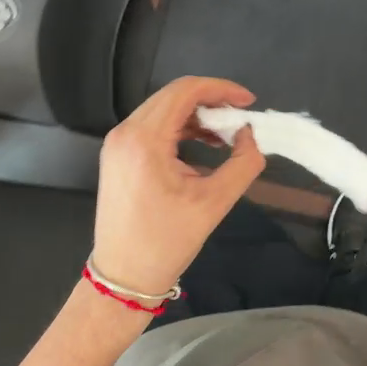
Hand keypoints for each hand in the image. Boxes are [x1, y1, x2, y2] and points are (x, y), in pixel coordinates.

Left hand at [91, 76, 265, 297]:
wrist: (123, 276)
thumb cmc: (167, 242)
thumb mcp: (214, 202)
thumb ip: (242, 163)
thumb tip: (249, 135)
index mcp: (144, 139)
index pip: (184, 91)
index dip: (221, 89)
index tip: (249, 102)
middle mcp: (125, 132)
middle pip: (172, 96)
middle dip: (211, 100)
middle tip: (240, 117)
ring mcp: (117, 143)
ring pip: (162, 109)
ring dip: (196, 115)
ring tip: (226, 135)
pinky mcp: (118, 155)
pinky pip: (152, 126)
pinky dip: (180, 128)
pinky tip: (203, 144)